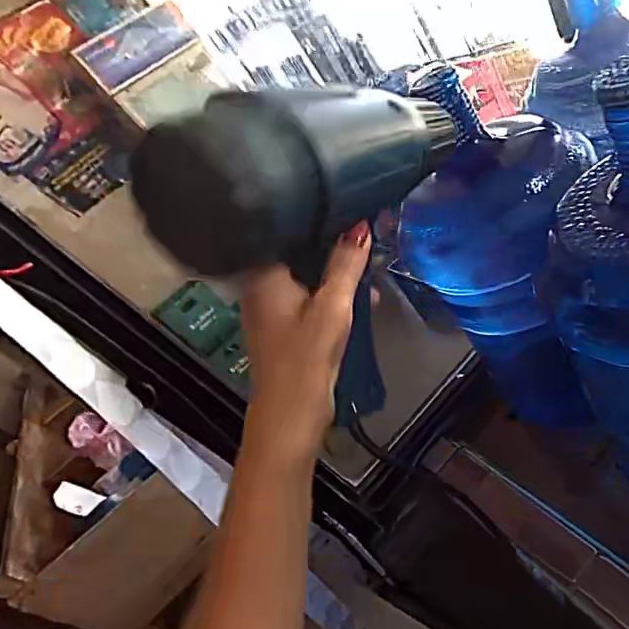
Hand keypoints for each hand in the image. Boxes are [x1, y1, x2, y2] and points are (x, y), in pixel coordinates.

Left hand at [237, 222, 370, 463]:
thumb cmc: (307, 357)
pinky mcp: (281, 327)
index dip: (322, 222)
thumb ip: (346, 265)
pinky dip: (329, 296)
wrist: (291, 414)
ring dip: (336, 277)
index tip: (353, 215)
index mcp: (263, 274)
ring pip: (305, 278)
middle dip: (335, 252)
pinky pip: (306, 298)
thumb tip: (360, 227)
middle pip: (298, 254)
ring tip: (368, 279)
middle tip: (368, 245)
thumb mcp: (334, 306)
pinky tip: (355, 300)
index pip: (289, 231)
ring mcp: (269, 308)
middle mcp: (259, 286)